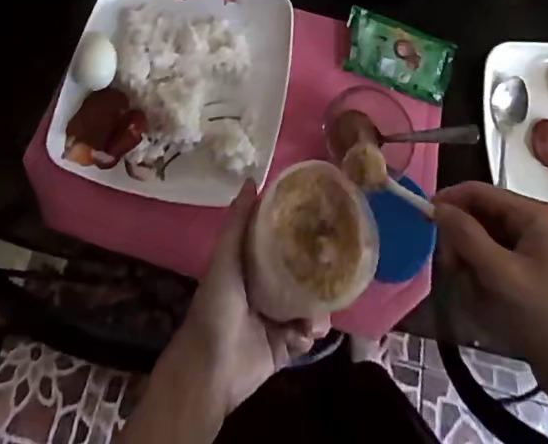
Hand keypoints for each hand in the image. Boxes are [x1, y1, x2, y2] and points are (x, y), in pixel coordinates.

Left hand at [179, 181, 331, 410]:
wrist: (212, 368)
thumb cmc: (216, 305)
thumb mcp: (225, 257)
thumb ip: (238, 221)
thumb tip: (252, 179)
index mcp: (251, 264)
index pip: (281, 240)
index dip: (300, 230)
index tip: (322, 220)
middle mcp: (267, 287)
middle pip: (302, 272)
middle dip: (318, 272)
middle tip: (335, 267)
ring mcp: (278, 317)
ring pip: (311, 303)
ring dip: (318, 307)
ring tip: (317, 312)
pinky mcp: (286, 345)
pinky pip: (309, 333)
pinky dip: (310, 333)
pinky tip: (306, 333)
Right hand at [434, 182, 547, 443]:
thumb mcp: (501, 275)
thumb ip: (465, 236)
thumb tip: (435, 207)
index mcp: (534, 214)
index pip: (479, 192)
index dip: (448, 201)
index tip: (422, 222)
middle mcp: (533, 226)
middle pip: (479, 218)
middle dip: (461, 244)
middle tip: (453, 271)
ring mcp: (533, 253)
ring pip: (482, 245)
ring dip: (471, 269)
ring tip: (478, 298)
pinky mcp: (529, 278)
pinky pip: (492, 268)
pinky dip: (483, 284)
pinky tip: (489, 308)